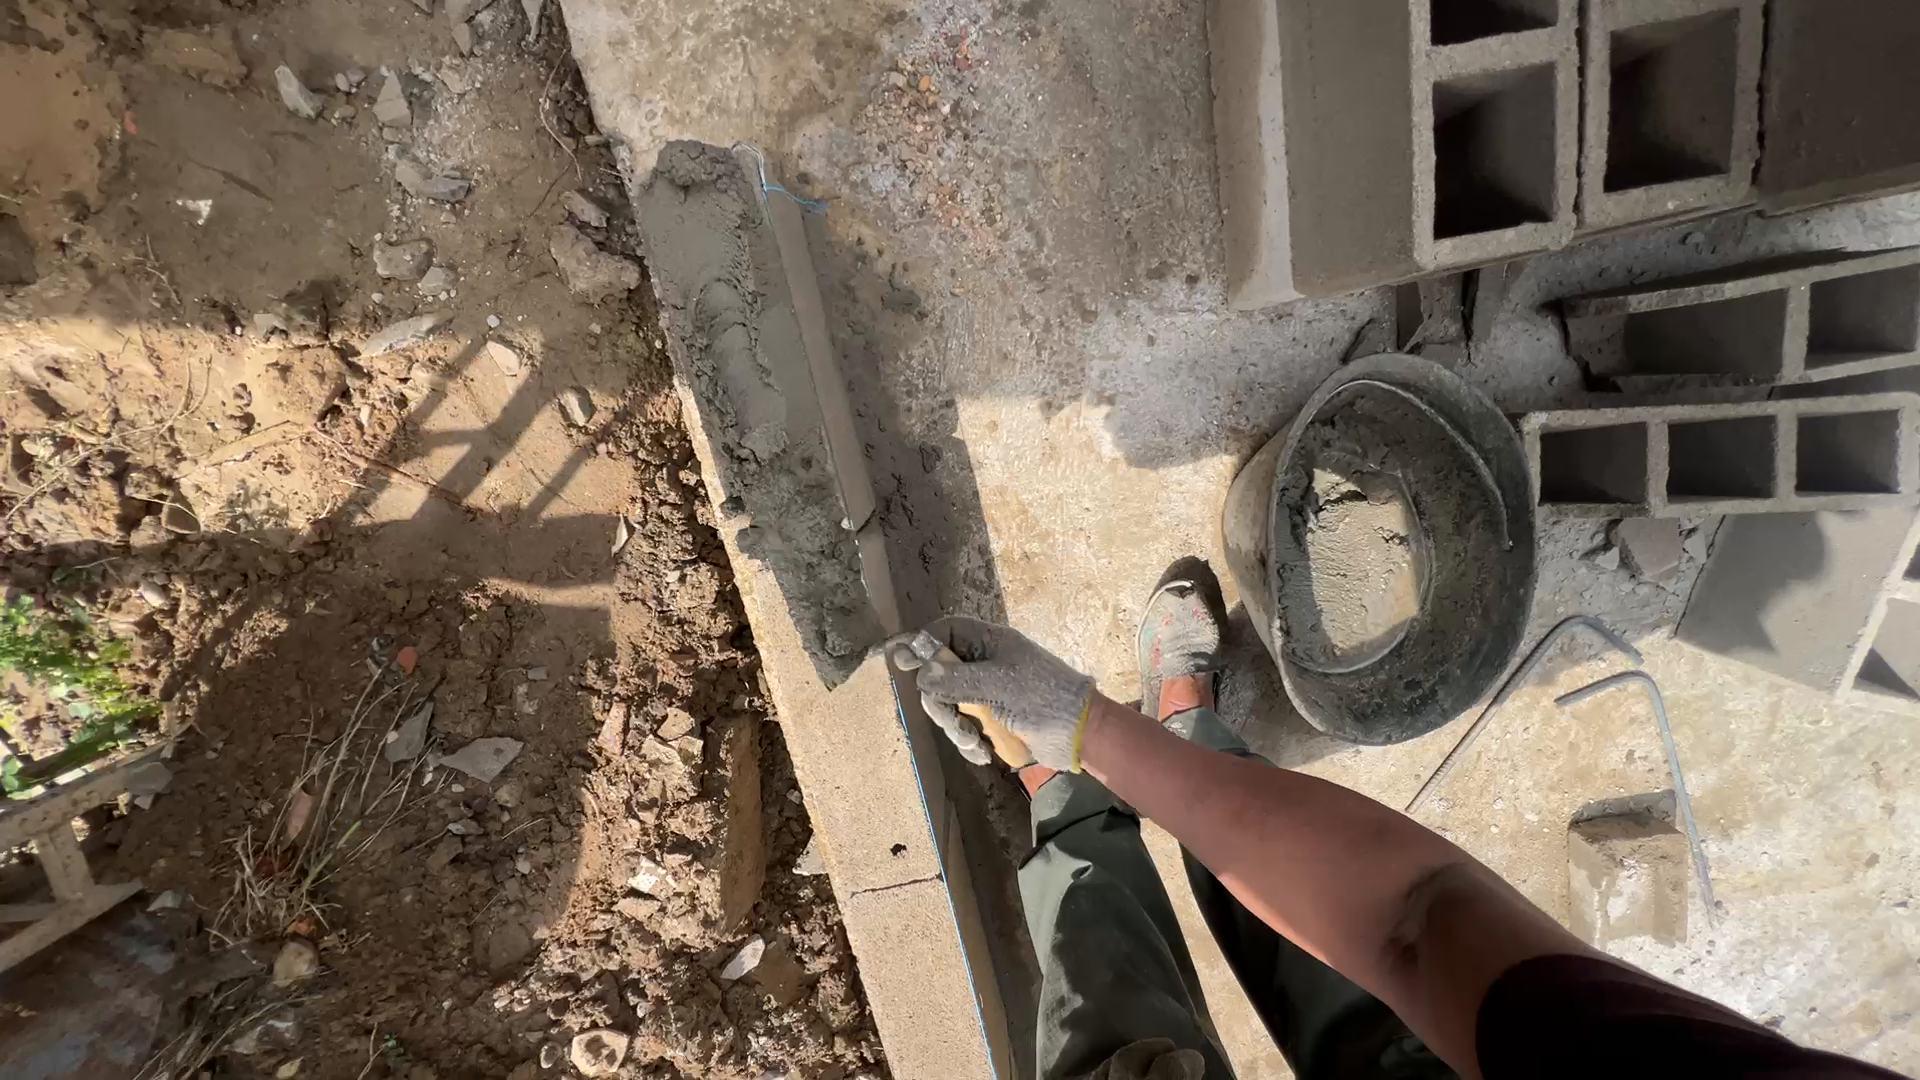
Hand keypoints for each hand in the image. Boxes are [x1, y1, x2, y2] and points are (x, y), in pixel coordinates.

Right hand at [888, 617, 1096, 771]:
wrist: (1079, 733)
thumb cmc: (1041, 697)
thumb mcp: (996, 684)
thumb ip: (955, 679)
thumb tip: (919, 673)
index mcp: (988, 643)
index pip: (944, 633)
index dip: (921, 644)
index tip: (901, 660)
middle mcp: (984, 664)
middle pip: (939, 675)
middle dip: (942, 703)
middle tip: (953, 720)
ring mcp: (987, 692)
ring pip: (949, 706)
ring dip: (957, 728)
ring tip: (975, 743)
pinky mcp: (992, 719)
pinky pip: (965, 727)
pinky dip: (969, 742)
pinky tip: (983, 753)